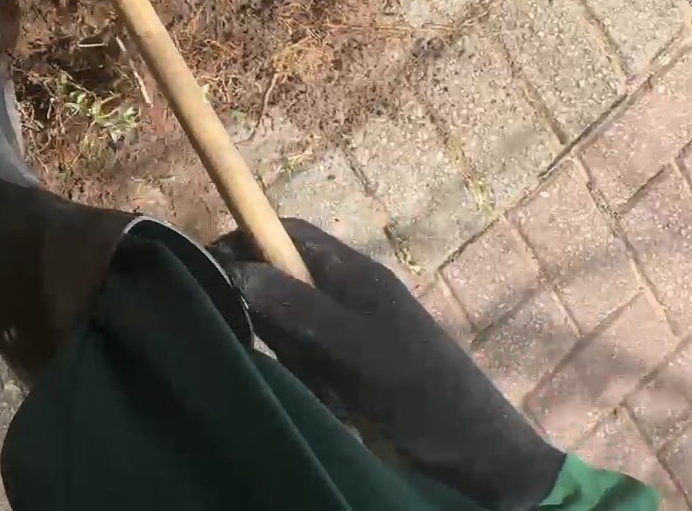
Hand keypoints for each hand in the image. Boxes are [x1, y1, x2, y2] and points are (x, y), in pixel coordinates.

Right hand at [215, 219, 563, 510]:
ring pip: (284, 314)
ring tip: (304, 370)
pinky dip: (298, 365)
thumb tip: (233, 268)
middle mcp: (345, 289)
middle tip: (259, 329)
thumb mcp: (352, 344)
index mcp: (351, 271)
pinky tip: (317, 389)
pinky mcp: (347, 360)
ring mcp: (346, 326)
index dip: (245, 237)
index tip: (212, 263)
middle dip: (261, 299)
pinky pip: (300, 348)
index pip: (284, 230)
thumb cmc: (418, 389)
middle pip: (277, 271)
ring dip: (281, 340)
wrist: (479, 461)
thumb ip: (293, 303)